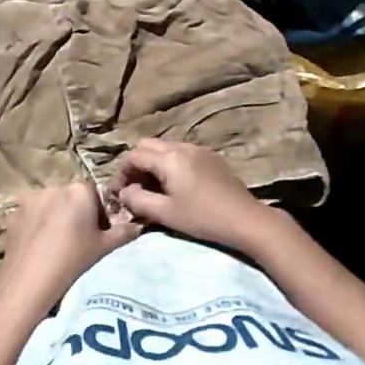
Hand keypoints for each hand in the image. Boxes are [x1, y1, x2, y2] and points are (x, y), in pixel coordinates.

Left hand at [0, 183, 141, 308]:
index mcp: (79, 191)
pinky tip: (37, 245)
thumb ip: (124, 233)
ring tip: (55, 242)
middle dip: (74, 211)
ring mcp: (30, 200)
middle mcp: (53, 187)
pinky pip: (30, 215)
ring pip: (48, 204)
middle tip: (77, 238)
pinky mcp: (13, 214)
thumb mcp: (104, 247)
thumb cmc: (74, 259)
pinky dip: (35, 225)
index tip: (96, 232)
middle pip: (69, 196)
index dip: (97, 212)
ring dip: (53, 216)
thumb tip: (138, 227)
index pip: (93, 193)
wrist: (30, 280)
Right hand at [110, 139, 283, 253]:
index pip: (134, 156)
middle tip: (136, 188)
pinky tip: (176, 185)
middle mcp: (183, 147)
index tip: (120, 192)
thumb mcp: (165, 213)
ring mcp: (200, 150)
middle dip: (136, 165)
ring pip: (166, 147)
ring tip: (154, 188)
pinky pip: (182, 153)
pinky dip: (171, 164)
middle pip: (148, 146)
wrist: (245, 219)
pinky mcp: (212, 157)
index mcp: (169, 158)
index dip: (122, 173)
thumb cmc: (202, 217)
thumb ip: (138, 200)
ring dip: (154, 163)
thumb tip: (124, 192)